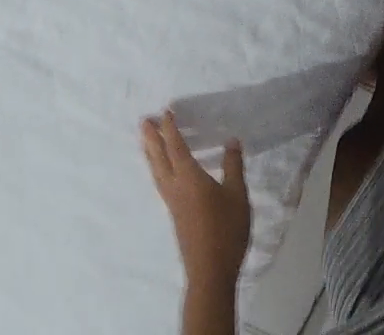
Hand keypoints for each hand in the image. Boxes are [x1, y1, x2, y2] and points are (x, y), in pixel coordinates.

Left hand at [142, 111, 250, 283]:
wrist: (210, 271)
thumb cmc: (226, 230)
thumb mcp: (238, 195)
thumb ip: (233, 166)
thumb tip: (231, 140)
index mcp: (189, 177)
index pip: (176, 146)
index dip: (171, 128)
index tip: (166, 111)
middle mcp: (175, 186)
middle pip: (159, 157)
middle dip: (152, 137)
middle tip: (144, 120)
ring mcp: (172, 201)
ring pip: (156, 171)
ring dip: (150, 152)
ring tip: (146, 140)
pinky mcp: (174, 213)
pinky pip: (160, 182)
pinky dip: (156, 168)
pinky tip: (161, 171)